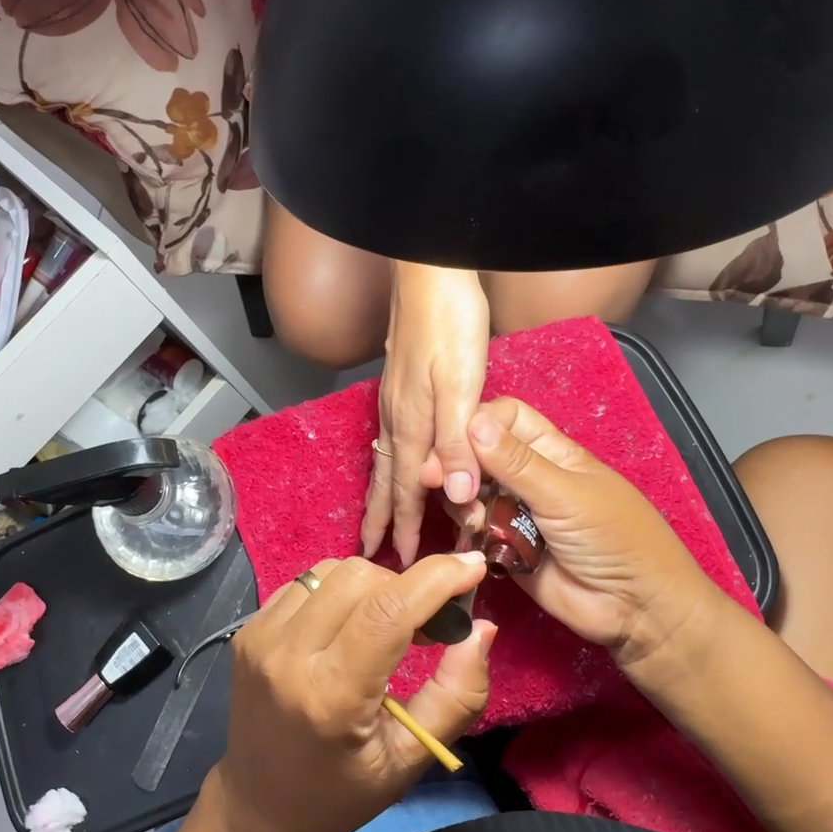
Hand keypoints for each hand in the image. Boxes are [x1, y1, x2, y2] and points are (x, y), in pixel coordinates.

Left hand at [210, 556, 496, 831]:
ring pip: (329, 570)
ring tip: (389, 623)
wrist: (260, 805)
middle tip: (428, 621)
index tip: (473, 568)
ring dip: (372, 585)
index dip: (436, 579)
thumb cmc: (343, 792)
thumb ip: (456, 696)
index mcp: (331, 697)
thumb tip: (482, 629)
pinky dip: (337, 591)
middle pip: (359, 578)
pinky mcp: (247, 629)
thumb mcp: (411, 758)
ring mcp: (260, 638)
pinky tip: (349, 625)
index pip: (387, 611)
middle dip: (406, 586)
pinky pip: (304, 582)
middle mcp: (288, 657)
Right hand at [364, 264, 490, 564]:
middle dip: (379, 516)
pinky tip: (395, 459)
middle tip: (369, 551)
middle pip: (386, 477)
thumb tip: (452, 496)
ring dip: (383, 492)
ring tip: (377, 516)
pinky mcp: (403, 385)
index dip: (402, 524)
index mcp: (414, 423)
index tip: (396, 560)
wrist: (432, 271)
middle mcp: (398, 417)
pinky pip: (392, 439)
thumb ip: (458, 441)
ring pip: (387, 458)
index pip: (406, 486)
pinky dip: (390, 464)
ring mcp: (397, 399)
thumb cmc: (452, 324)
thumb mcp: (463, 384)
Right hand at [464, 397, 715, 666]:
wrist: (636, 611)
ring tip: (471, 518)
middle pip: (477, 454)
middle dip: (456, 464)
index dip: (473, 423)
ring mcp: (513, 512)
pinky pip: (472, 530)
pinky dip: (465, 530)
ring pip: (468, 491)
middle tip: (436, 479)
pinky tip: (471, 537)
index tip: (448, 440)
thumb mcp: (566, 494)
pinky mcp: (502, 547)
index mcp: (550, 451)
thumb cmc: (616, 540)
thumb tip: (473, 420)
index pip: (502, 419)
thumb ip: (517, 462)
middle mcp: (527, 476)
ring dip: (462, 500)